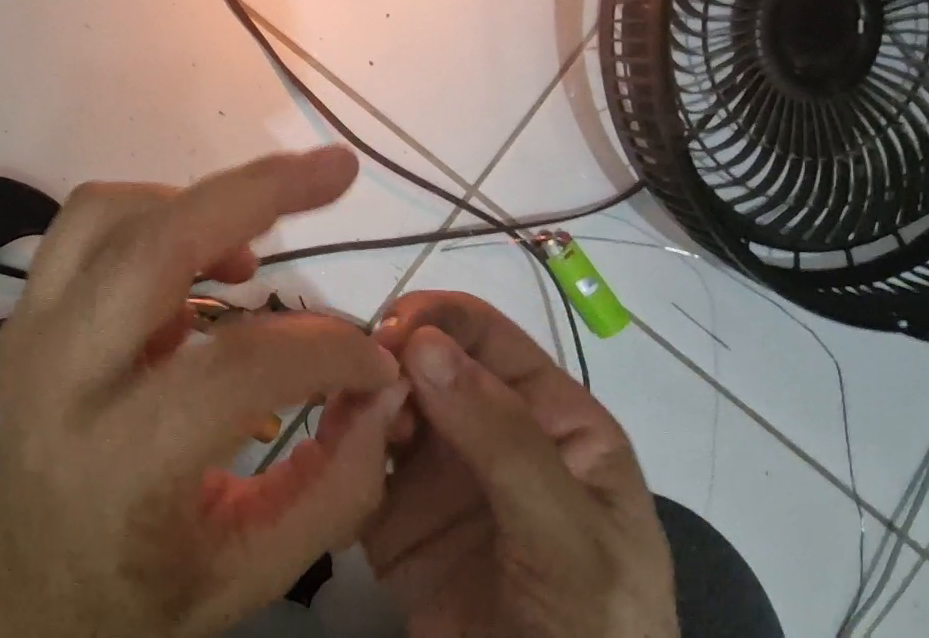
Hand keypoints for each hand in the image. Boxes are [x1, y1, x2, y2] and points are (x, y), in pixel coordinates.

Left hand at [0, 147, 411, 637]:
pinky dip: (150, 218)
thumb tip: (384, 387)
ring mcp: (28, 335)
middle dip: (257, 192)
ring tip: (249, 246)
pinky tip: (195, 264)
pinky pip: (83, 228)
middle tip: (332, 173)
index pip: (236, 368)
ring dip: (191, 202)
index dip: (325, 349)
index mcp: (119, 463)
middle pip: (154, 246)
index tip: (373, 361)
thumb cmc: (138, 593)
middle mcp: (59, 379)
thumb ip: (334, 486)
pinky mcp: (22, 316)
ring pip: (105, 212)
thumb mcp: (249, 571)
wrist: (22, 591)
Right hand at [348, 291, 676, 637]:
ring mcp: (436, 470)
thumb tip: (423, 341)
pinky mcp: (391, 512)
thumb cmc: (593, 627)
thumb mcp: (569, 535)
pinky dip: (339, 448)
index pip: (486, 338)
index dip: (437, 321)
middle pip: (422, 361)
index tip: (389, 333)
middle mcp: (487, 428)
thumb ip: (502, 438)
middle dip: (384, 361)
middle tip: (352, 382)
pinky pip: (356, 459)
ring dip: (357, 402)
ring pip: (382, 402)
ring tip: (344, 430)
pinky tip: (335, 461)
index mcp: (549, 416)